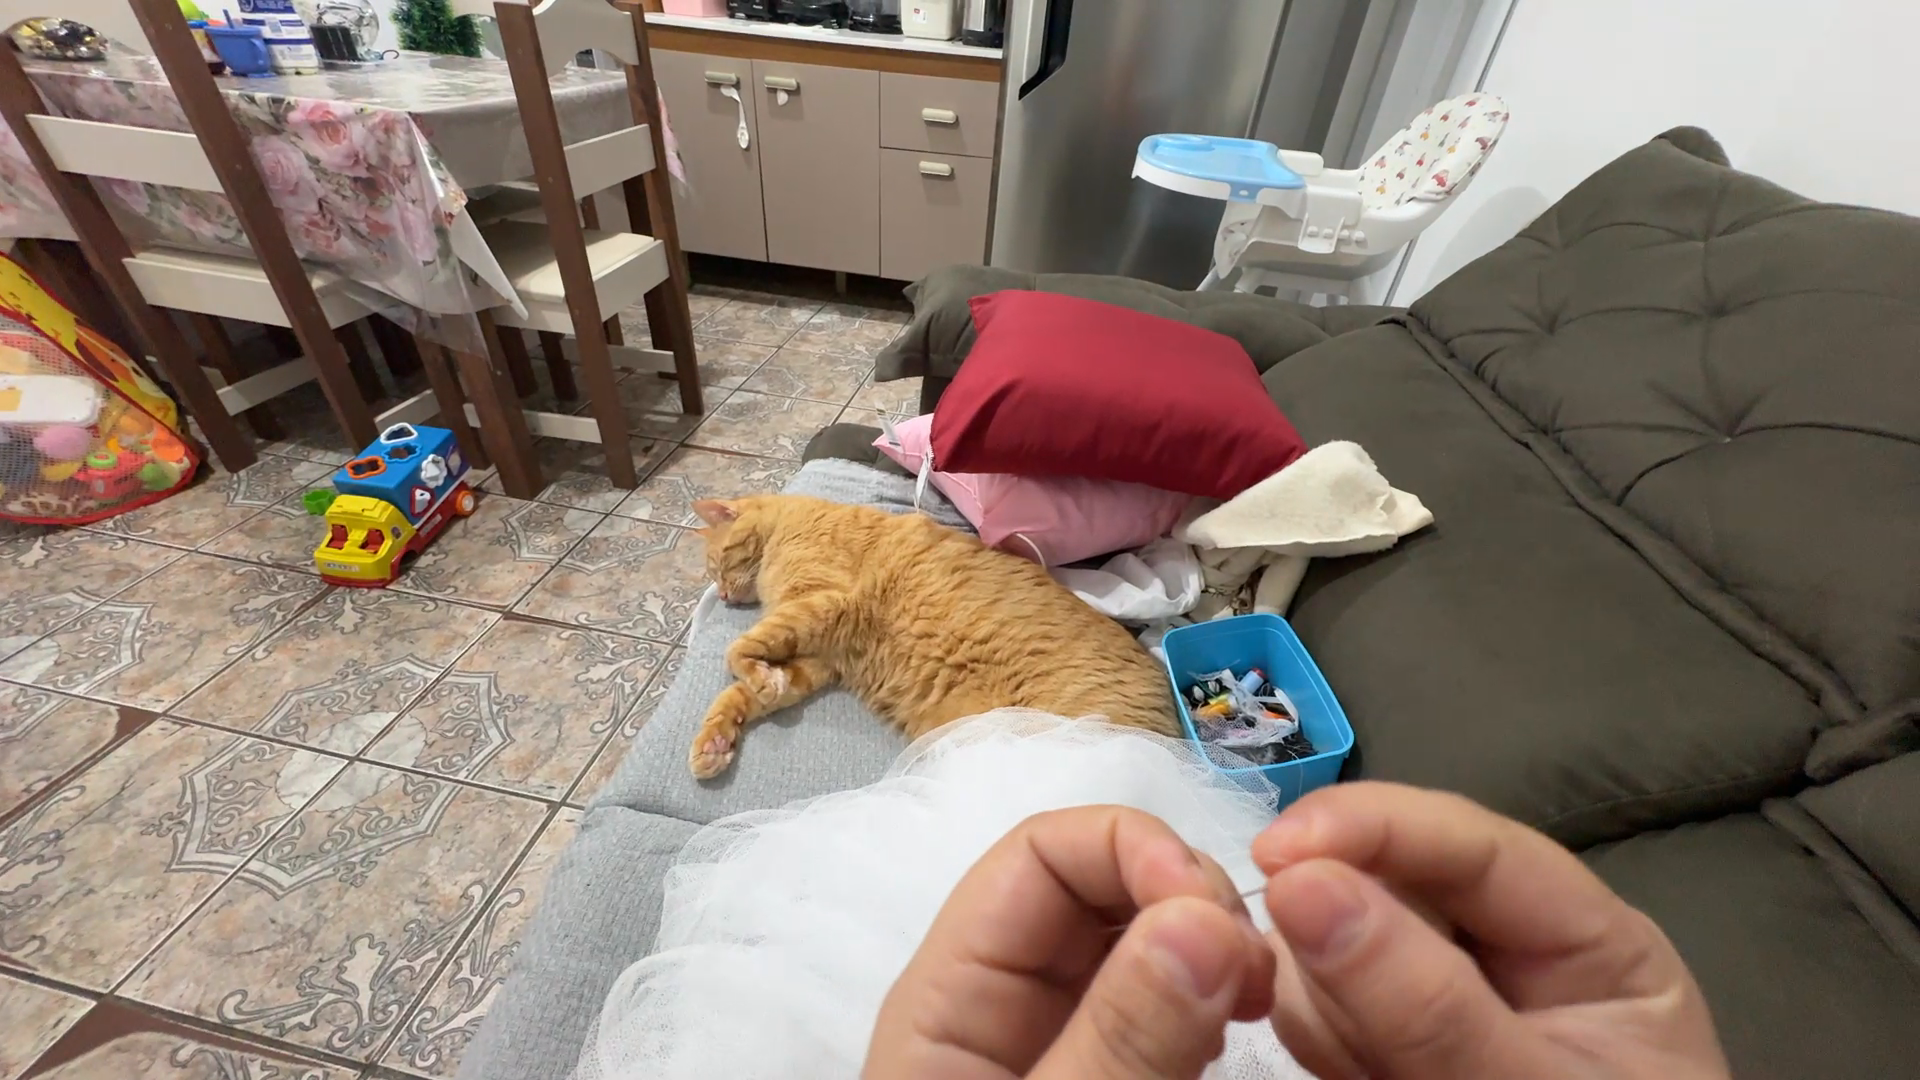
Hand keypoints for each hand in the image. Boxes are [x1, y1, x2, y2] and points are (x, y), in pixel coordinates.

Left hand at [866, 806, 1275, 1078]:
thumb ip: (1121, 1039)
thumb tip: (1201, 918)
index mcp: (954, 988)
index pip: (1036, 855)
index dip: (1123, 846)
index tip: (1208, 903)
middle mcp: (1003, 992)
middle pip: (1090, 882)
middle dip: (1175, 888)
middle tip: (1250, 959)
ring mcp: (1059, 1030)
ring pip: (1131, 931)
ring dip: (1199, 933)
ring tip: (1254, 991)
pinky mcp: (1107, 1069)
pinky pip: (1157, 992)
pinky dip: (1205, 985)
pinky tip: (1236, 1017)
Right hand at [1254, 782, 1730, 1079]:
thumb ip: (1429, 1007)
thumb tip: (1296, 882)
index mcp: (1581, 937)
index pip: (1467, 840)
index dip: (1366, 825)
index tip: (1271, 854)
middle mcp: (1496, 937)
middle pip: (1383, 873)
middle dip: (1342, 935)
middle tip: (1349, 1034)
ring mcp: (1425, 969)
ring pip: (1327, 919)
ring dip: (1326, 997)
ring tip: (1370, 1074)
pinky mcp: (1371, 1006)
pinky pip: (1304, 978)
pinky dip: (1313, 1028)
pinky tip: (1353, 1073)